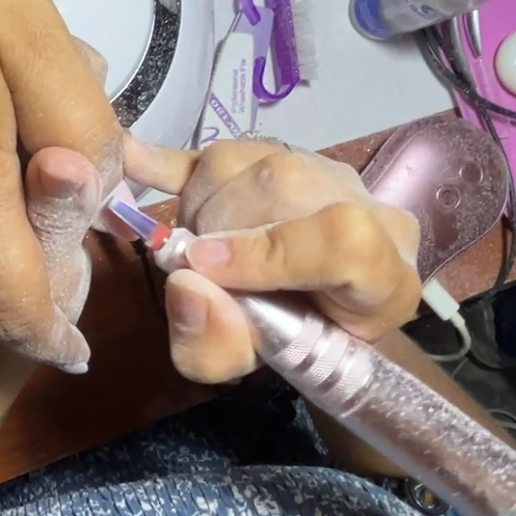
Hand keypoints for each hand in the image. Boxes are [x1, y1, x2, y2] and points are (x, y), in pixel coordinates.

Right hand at [124, 138, 422, 383]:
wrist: (307, 306)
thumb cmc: (291, 342)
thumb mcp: (259, 366)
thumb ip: (219, 346)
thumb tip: (184, 287)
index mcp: (385, 274)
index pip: (343, 240)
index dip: (267, 252)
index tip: (202, 268)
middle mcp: (362, 204)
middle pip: (277, 187)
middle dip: (215, 230)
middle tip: (196, 270)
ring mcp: (316, 167)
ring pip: (238, 160)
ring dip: (195, 206)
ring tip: (197, 245)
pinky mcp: (269, 151)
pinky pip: (212, 148)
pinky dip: (164, 157)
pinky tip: (130, 158)